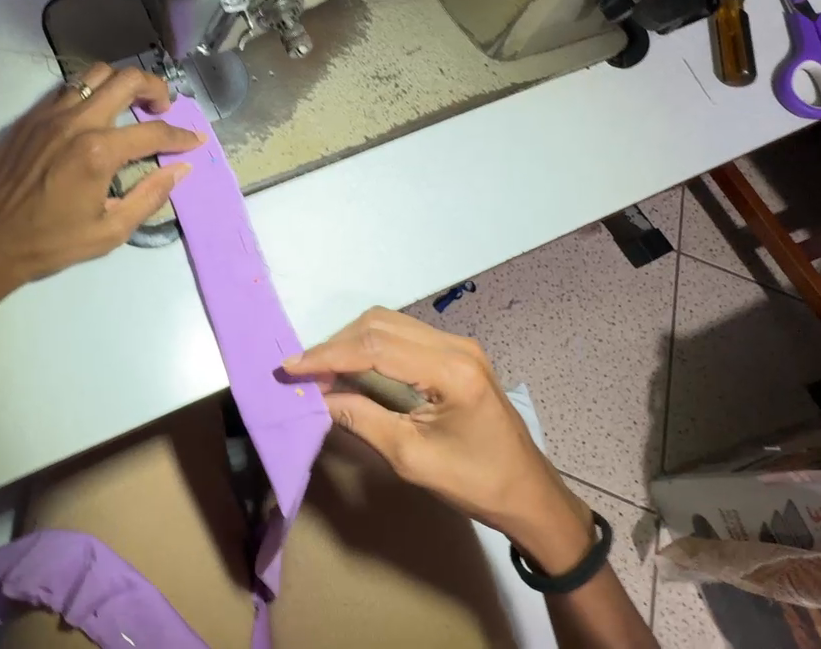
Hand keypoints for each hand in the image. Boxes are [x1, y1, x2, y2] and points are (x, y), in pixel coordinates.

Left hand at [0, 63, 202, 299]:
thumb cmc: (48, 243)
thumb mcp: (108, 232)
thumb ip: (149, 196)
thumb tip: (179, 169)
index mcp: (98, 152)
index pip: (154, 131)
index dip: (181, 135)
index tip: (195, 140)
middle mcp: (76, 121)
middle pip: (127, 79)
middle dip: (156, 88)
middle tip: (164, 109)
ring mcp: (48, 114)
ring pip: (95, 74)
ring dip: (121, 83)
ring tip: (130, 105)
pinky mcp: (28, 117)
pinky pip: (67, 89)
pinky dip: (90, 93)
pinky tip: (92, 116)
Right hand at [284, 307, 596, 572]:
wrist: (530, 497)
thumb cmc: (476, 484)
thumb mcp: (412, 458)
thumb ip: (362, 419)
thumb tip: (317, 398)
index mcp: (451, 370)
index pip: (375, 347)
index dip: (327, 355)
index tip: (290, 369)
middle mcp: (455, 345)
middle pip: (379, 325)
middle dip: (335, 345)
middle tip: (304, 374)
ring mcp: (458, 345)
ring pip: (388, 324)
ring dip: (350, 342)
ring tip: (321, 371)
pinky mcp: (455, 354)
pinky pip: (402, 336)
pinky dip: (369, 346)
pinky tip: (351, 366)